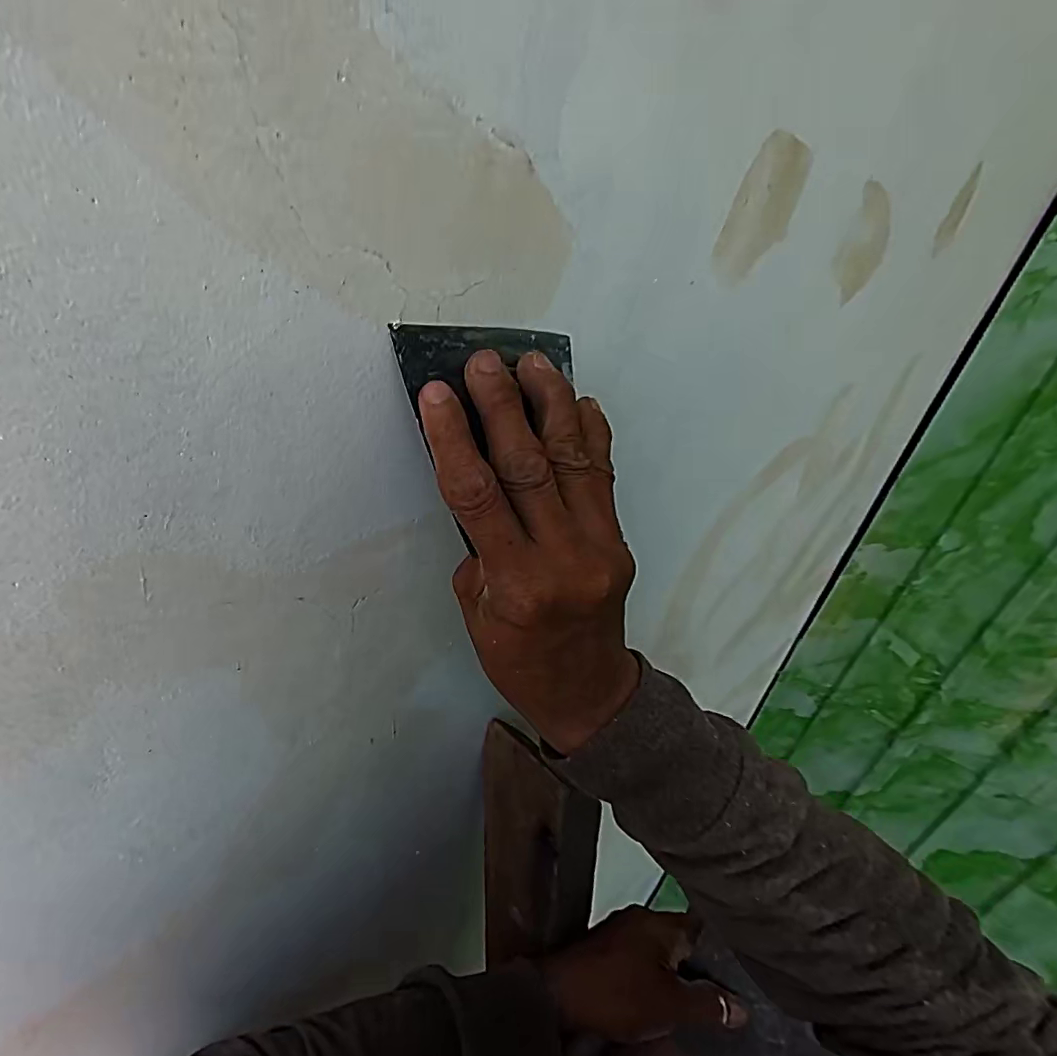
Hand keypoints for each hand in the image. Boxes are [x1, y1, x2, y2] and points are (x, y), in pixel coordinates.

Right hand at [419, 350, 638, 753]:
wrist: (590, 693)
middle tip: (481, 362)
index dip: (454, 440)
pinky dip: (592, 435)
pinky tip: (580, 400)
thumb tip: (486, 494)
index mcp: (516, 583)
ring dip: (550, 405)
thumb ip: (481, 551)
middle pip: (527, 467)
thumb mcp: (477, 614)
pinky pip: (603, 478)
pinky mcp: (620, 540)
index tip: (436, 396)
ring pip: (572, 461)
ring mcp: (599, 545)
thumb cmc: (517, 660)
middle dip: (501, 407)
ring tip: (533, 362)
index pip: (477, 497)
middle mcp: (563, 558)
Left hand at [540, 906, 748, 1041]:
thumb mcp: (672, 1005)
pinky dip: (658, 977)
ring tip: (702, 1001)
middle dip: (705, 967)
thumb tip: (738, 1006)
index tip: (748, 970)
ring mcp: (620, 933)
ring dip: (681, 975)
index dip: (727, 949)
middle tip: (730, 996)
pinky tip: (667, 998)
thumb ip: (709, 1003)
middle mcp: (638, 920)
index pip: (703, 926)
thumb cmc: (612, 993)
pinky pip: (644, 961)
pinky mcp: (607, 950)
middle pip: (685, 941)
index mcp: (656, 922)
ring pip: (665, 953)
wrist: (558, 997)